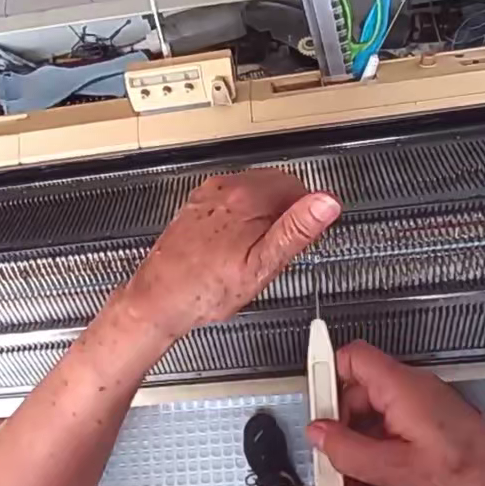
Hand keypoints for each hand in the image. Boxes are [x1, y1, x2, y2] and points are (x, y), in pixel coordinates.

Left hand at [113, 169, 340, 340]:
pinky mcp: (197, 206)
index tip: (300, 238)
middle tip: (277, 248)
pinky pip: (231, 201)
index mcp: (247, 198)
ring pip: (254, 192)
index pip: (298, 187)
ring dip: (263, 214)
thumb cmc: (205, 289)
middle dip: (285, 213)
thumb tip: (326, 203)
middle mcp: (225, 189)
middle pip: (276, 185)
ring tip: (254, 250)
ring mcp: (208, 195)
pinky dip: (241, 218)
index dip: (305, 216)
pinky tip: (234, 246)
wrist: (159, 299)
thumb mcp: (262, 266)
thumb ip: (296, 230)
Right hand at [308, 341, 484, 485]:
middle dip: (339, 439)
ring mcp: (419, 412)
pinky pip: (389, 440)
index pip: (353, 358)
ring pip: (371, 426)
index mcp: (402, 388)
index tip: (312, 410)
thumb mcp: (398, 471)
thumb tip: (318, 434)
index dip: (327, 377)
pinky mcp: (428, 432)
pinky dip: (377, 466)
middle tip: (331, 475)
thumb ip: (350, 450)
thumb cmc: (472, 481)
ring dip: (356, 462)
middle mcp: (410, 392)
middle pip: (355, 399)